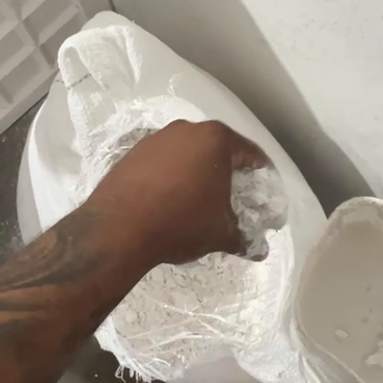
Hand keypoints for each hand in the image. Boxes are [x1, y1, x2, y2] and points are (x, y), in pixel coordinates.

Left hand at [83, 119, 271, 266]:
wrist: (119, 229)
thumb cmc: (180, 223)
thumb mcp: (220, 234)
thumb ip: (243, 238)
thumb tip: (258, 251)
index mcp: (215, 140)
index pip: (249, 152)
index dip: (260, 171)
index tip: (264, 186)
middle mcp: (186, 131)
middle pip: (217, 148)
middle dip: (227, 169)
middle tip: (235, 193)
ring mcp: (156, 139)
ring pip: (187, 152)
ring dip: (197, 171)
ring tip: (200, 197)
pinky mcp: (133, 152)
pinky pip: (162, 161)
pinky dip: (171, 175)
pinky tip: (170, 197)